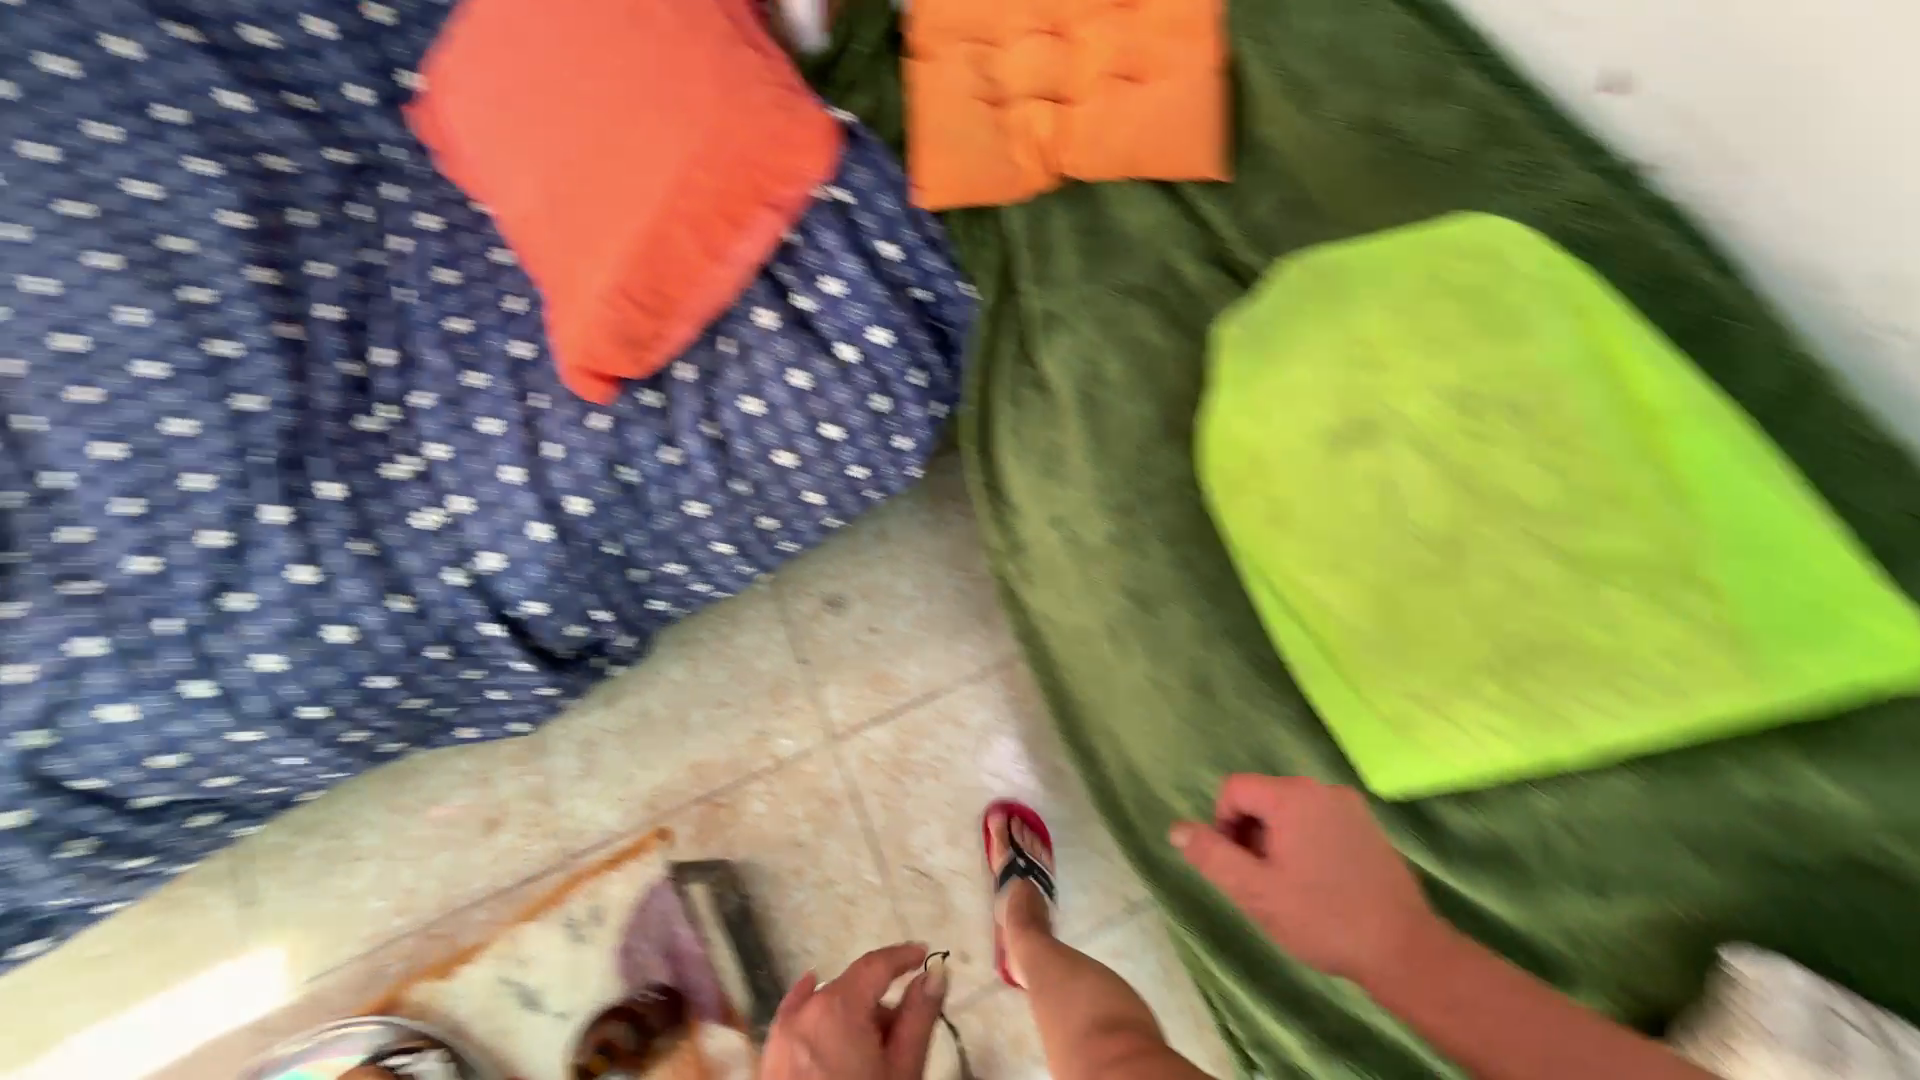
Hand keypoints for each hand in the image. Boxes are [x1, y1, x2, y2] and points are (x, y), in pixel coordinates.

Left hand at [758, 942, 947, 1079]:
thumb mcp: (902, 1071)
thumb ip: (918, 1017)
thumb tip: (934, 975)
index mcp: (839, 1007)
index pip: (876, 965)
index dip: (902, 956)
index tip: (924, 955)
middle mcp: (806, 1010)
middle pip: (852, 989)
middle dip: (881, 1002)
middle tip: (905, 1033)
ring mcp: (781, 1034)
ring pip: (826, 1006)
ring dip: (853, 1015)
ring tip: (873, 1055)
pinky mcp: (768, 1057)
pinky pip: (793, 1016)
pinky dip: (811, 1006)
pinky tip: (814, 989)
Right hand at [1169, 774, 1442, 989]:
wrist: (1404, 950)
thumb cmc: (1322, 918)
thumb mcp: (1255, 892)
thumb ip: (1211, 855)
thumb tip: (1176, 828)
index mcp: (1292, 797)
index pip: (1234, 789)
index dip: (1224, 826)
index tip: (1239, 868)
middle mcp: (1321, 789)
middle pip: (1262, 799)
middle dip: (1252, 835)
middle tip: (1264, 883)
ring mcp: (1350, 806)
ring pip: (1290, 812)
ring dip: (1278, 841)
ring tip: (1292, 887)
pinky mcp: (1369, 826)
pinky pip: (1319, 821)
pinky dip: (1307, 843)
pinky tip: (1320, 885)